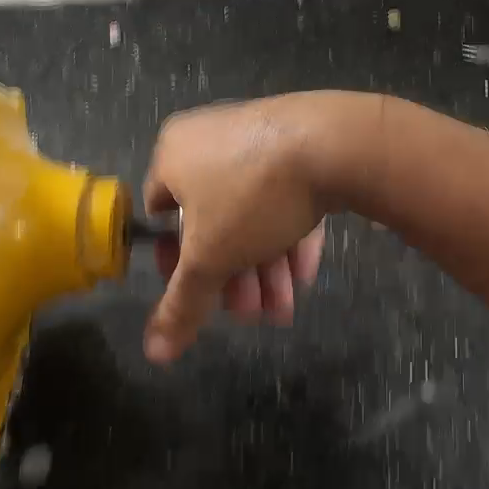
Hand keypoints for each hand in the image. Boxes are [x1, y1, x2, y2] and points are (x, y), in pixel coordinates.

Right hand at [141, 93, 379, 363]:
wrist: (333, 144)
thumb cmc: (252, 195)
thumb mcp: (210, 258)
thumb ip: (182, 304)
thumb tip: (154, 352)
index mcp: (175, 153)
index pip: (161, 214)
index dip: (175, 262)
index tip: (198, 294)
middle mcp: (212, 137)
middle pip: (214, 220)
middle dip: (233, 276)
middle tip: (251, 313)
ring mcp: (260, 136)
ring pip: (253, 212)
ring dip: (265, 267)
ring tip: (283, 308)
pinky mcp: (302, 142)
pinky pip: (286, 194)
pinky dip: (290, 235)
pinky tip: (305, 274)